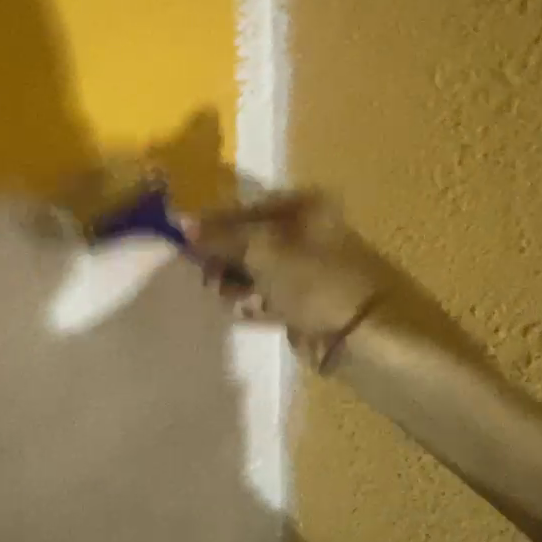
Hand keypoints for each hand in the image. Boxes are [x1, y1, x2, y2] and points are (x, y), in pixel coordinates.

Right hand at [184, 193, 484, 371]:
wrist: (362, 335)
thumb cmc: (314, 280)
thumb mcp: (261, 249)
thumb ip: (218, 237)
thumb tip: (179, 223)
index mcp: (302, 207)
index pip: (242, 209)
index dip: (212, 227)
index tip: (184, 246)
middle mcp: (304, 233)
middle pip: (244, 242)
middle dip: (225, 262)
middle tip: (215, 278)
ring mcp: (303, 271)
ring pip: (250, 274)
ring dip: (237, 288)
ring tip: (241, 301)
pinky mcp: (301, 305)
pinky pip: (263, 299)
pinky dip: (253, 306)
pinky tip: (254, 313)